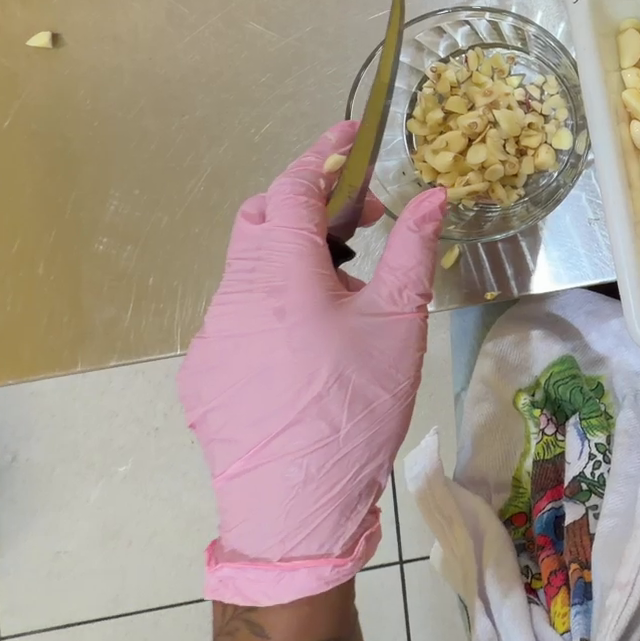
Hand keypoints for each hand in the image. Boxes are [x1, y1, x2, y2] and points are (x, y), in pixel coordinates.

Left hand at [178, 121, 448, 605]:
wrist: (297, 505)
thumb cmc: (358, 403)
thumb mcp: (399, 321)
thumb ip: (411, 249)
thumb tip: (434, 194)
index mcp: (281, 278)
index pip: (289, 190)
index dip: (320, 154)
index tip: (350, 134)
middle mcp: (232, 298)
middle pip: (259, 220)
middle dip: (307, 200)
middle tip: (363, 217)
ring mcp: (210, 337)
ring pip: (249, 267)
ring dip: (296, 253)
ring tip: (348, 288)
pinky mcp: (205, 372)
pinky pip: (239, 311)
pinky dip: (277, 296)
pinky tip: (313, 338)